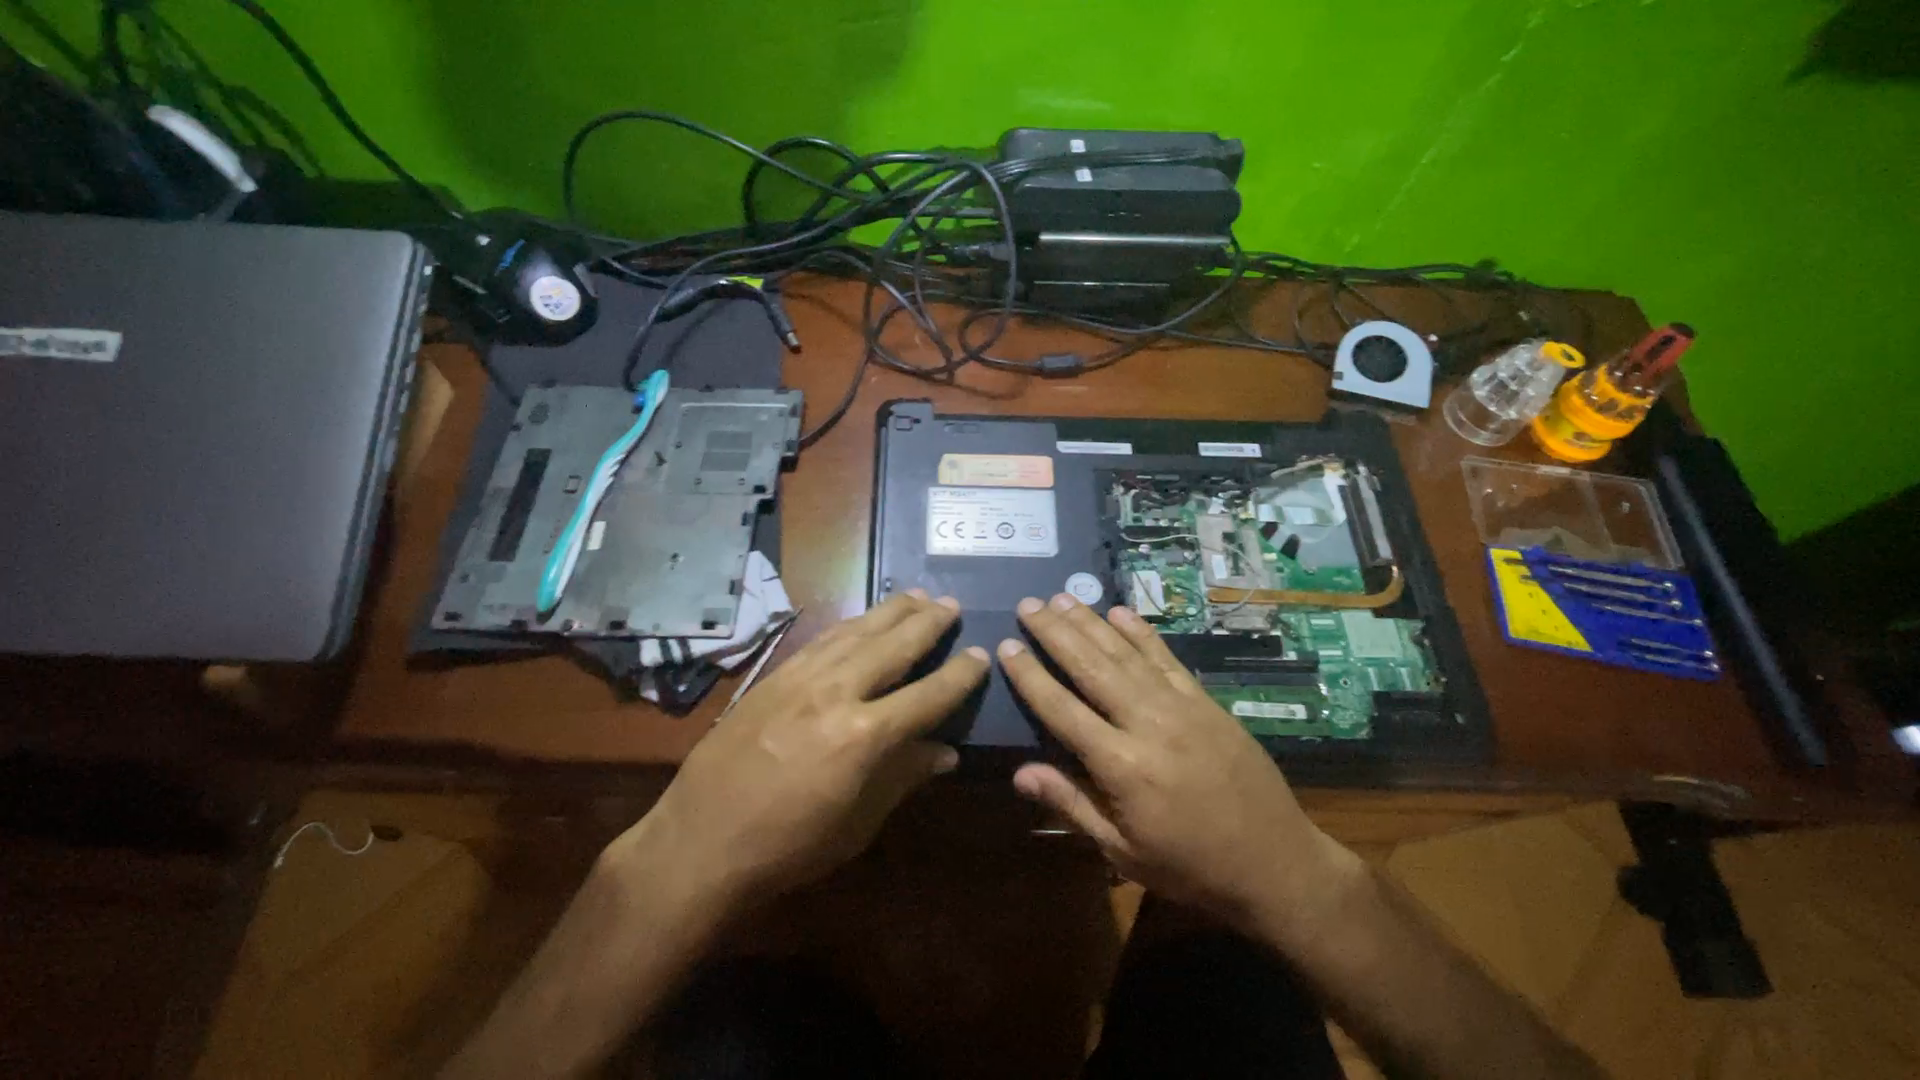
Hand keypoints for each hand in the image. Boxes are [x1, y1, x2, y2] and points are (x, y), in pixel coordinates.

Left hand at [612, 591, 987, 909]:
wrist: (701, 842)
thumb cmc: (788, 848)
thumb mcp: (857, 824)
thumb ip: (903, 777)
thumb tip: (945, 752)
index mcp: (864, 736)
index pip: (927, 695)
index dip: (959, 676)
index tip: (981, 656)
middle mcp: (835, 693)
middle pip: (892, 646)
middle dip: (927, 623)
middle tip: (952, 603)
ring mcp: (799, 680)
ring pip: (855, 632)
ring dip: (890, 612)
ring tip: (917, 596)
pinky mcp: (772, 678)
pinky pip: (821, 641)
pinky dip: (849, 626)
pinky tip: (861, 621)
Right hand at [998, 594, 1360, 930]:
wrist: (1275, 862)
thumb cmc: (1189, 866)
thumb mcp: (1122, 852)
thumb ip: (1072, 805)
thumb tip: (1020, 772)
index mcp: (1122, 766)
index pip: (1063, 710)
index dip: (1031, 676)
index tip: (1006, 645)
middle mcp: (1148, 724)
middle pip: (1092, 668)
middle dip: (1056, 633)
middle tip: (1028, 604)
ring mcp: (1182, 708)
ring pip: (1127, 655)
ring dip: (1092, 623)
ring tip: (1062, 598)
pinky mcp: (1207, 703)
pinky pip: (1167, 660)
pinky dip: (1142, 634)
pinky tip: (1120, 613)